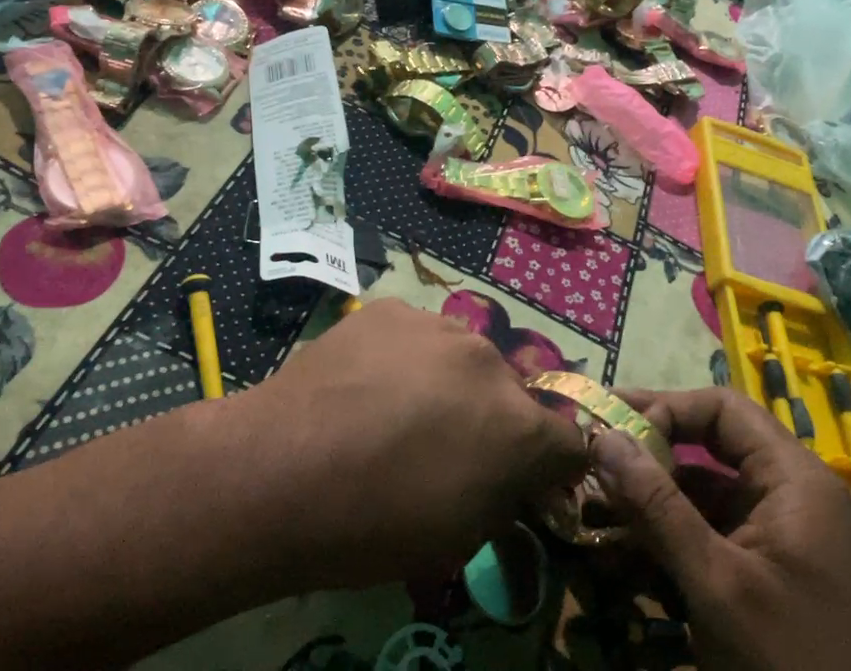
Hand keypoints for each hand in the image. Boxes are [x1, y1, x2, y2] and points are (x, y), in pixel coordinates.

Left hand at [246, 298, 585, 588]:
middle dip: (494, 419)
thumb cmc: (374, 525)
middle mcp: (490, 364)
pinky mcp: (389, 310)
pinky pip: (414, 336)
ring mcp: (436, 327)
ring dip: (448, 382)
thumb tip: (512, 479)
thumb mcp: (459, 539)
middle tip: (445, 448)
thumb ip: (505, 498)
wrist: (279, 472)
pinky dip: (403, 358)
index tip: (524, 482)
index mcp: (520, 428)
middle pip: (511, 392)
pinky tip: (364, 383)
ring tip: (395, 410)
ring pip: (462, 357)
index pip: (570, 442)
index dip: (551, 467)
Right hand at [592, 388, 850, 670]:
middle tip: (589, 457)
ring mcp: (784, 541)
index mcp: (795, 481)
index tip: (613, 431)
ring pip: (706, 500)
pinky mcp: (773, 578)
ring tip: (592, 517)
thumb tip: (605, 437)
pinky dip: (671, 544)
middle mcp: (792, 498)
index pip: (723, 410)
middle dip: (648, 458)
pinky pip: (715, 541)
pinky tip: (623, 562)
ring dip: (650, 506)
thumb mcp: (718, 583)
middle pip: (710, 452)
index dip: (666, 410)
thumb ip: (658, 508)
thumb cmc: (796, 658)